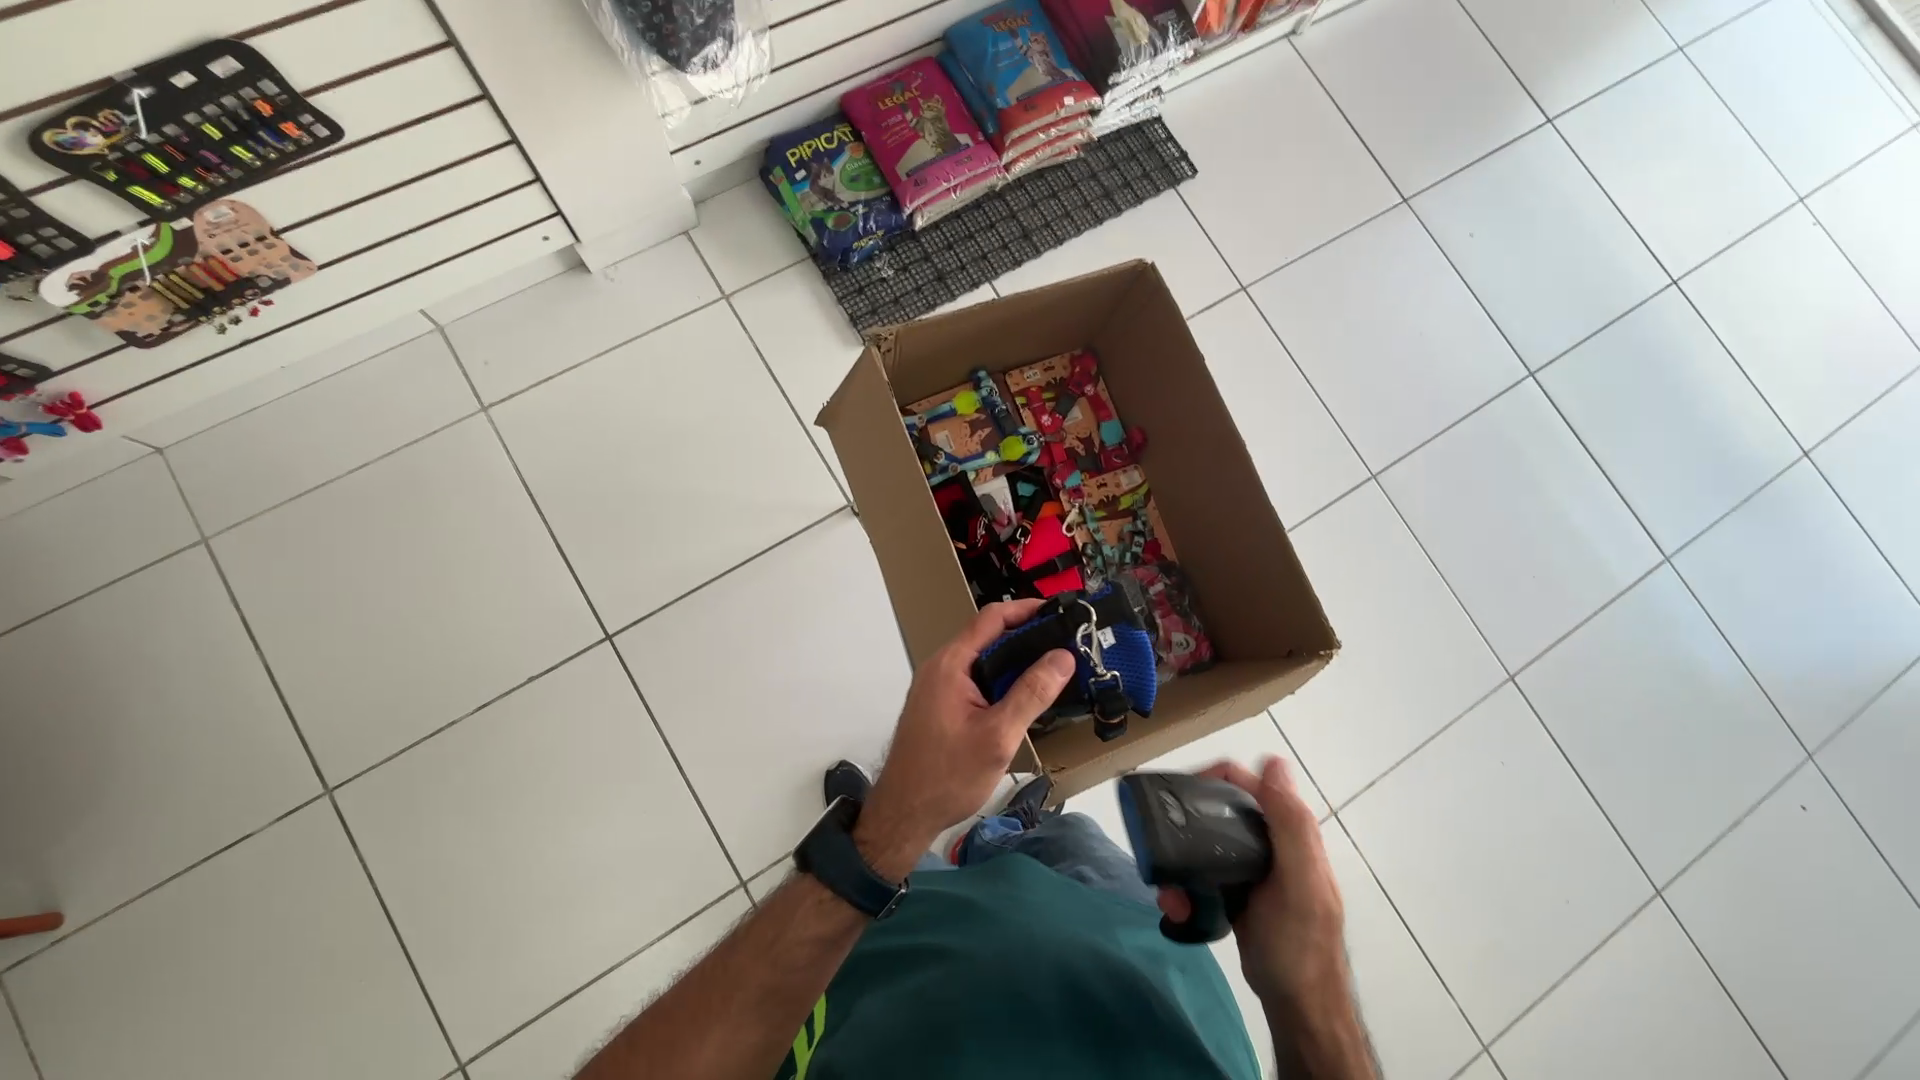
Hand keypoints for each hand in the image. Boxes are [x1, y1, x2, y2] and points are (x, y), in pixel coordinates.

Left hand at [857, 600, 1074, 877]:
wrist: (904, 813)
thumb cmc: (948, 776)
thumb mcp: (998, 736)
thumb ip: (1031, 693)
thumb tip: (1063, 656)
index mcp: (950, 664)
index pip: (991, 618)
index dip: (1027, 609)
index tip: (1061, 613)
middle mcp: (940, 667)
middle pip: (987, 636)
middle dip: (1027, 637)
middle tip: (1067, 645)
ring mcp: (937, 686)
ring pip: (983, 661)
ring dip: (1015, 662)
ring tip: (1054, 670)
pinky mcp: (940, 705)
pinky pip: (975, 680)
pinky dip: (1001, 681)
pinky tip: (1025, 698)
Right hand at [1158, 757, 1349, 1008]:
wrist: (1298, 1006)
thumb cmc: (1300, 945)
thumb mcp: (1300, 884)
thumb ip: (1291, 825)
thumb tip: (1272, 762)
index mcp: (1286, 832)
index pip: (1244, 783)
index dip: (1210, 779)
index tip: (1175, 797)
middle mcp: (1266, 842)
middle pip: (1214, 810)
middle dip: (1183, 827)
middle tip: (1159, 846)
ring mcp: (1247, 867)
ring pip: (1200, 844)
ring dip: (1177, 863)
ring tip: (1169, 894)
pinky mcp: (1230, 891)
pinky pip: (1197, 874)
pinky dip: (1182, 887)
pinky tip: (1177, 908)